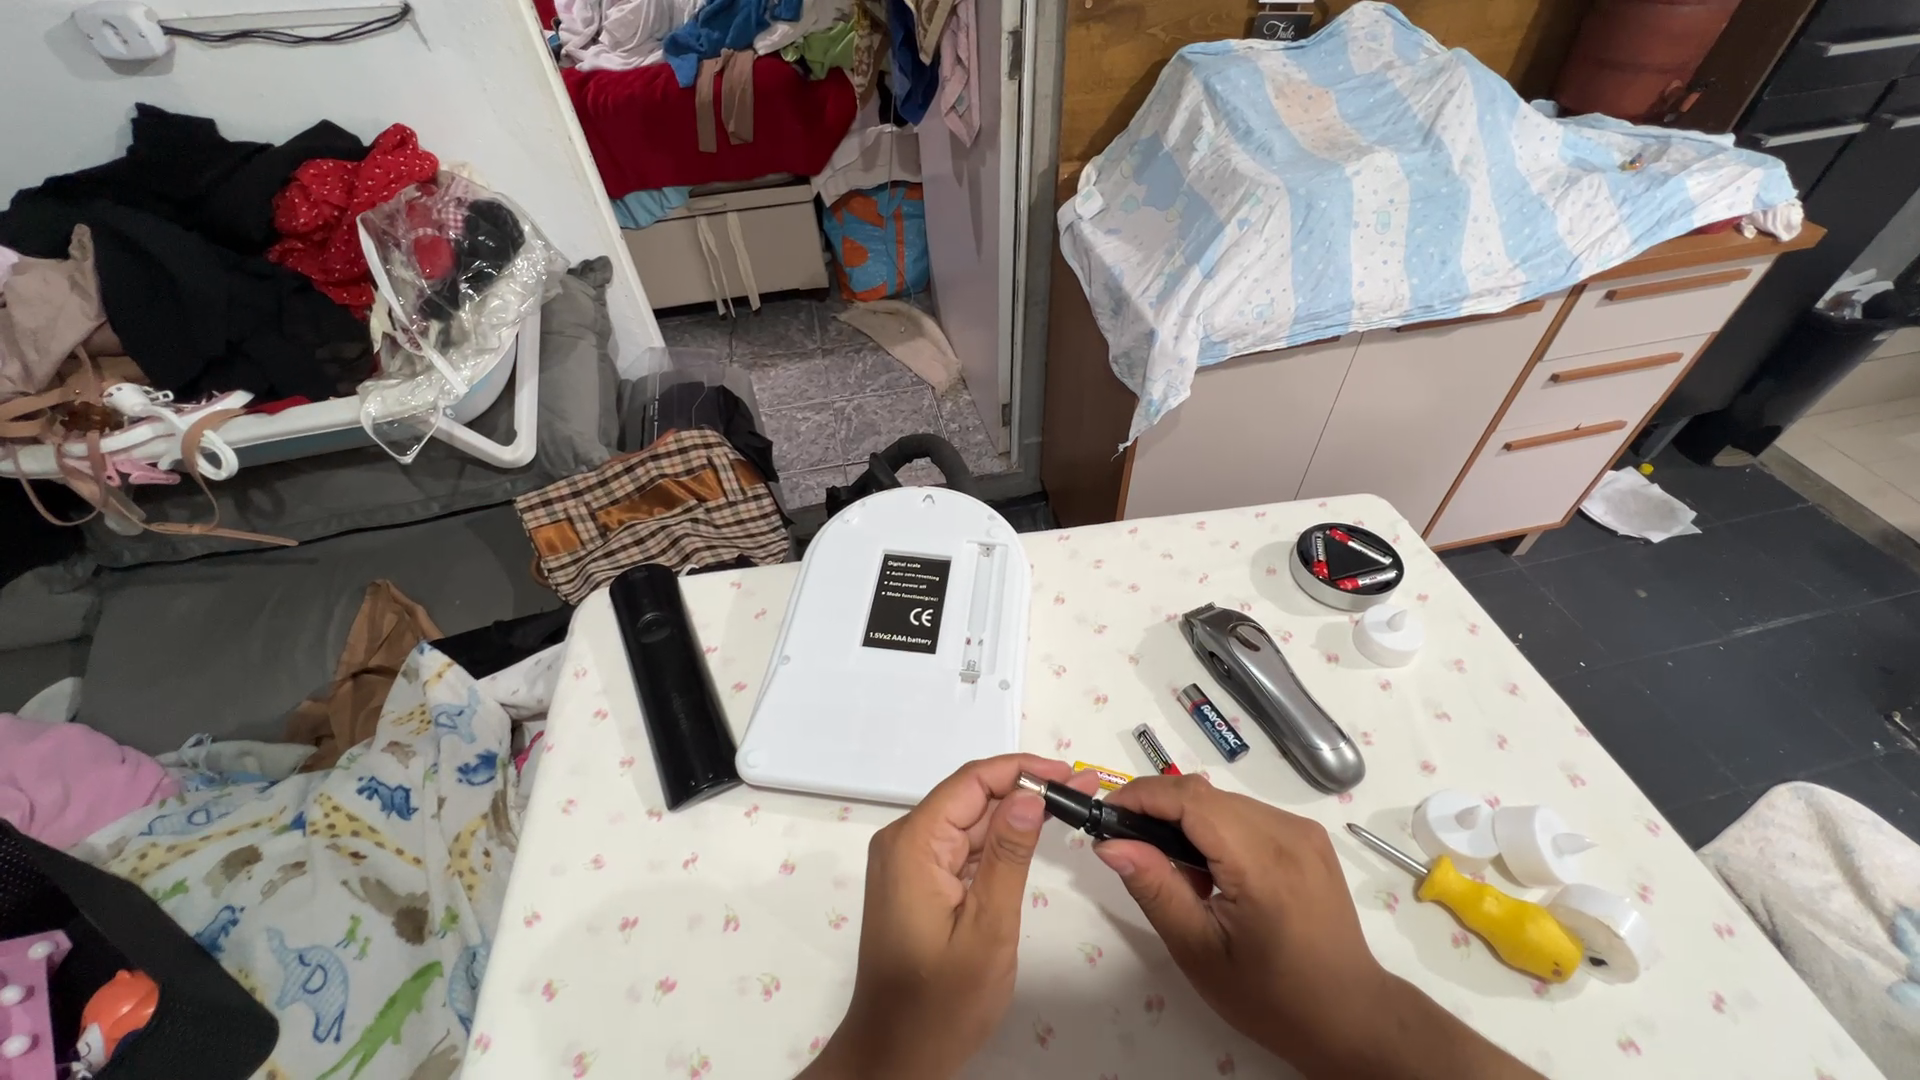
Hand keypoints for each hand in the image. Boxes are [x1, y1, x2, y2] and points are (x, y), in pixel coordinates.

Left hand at [801, 755, 1101, 1079]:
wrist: (896, 1057)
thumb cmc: (942, 1002)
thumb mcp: (987, 928)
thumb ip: (1008, 856)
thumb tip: (1030, 795)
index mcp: (914, 843)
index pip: (972, 782)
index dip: (1023, 770)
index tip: (1071, 774)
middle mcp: (905, 841)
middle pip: (970, 797)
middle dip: (1026, 788)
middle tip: (1082, 789)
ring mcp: (909, 861)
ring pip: (968, 820)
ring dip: (1015, 813)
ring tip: (1069, 805)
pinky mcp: (918, 880)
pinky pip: (961, 846)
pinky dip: (997, 841)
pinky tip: (1031, 837)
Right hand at [1094, 776, 1538, 1079]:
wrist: (1351, 1018)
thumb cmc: (1271, 996)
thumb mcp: (1199, 952)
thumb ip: (1154, 888)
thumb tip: (1110, 843)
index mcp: (1262, 861)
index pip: (1190, 799)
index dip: (1141, 795)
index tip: (1105, 812)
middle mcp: (1287, 831)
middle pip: (1204, 795)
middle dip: (1157, 808)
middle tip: (1126, 842)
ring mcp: (1302, 830)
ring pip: (1223, 801)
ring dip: (1185, 818)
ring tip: (1171, 866)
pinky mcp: (1308, 836)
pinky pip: (1245, 813)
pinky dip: (1214, 827)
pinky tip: (1209, 867)